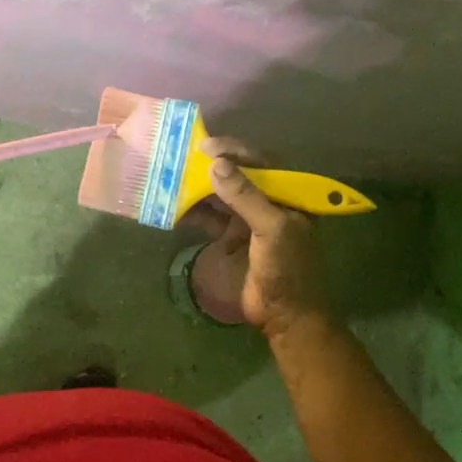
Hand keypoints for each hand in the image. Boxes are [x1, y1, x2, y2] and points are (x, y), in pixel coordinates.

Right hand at [186, 138, 330, 336]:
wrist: (285, 315)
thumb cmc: (288, 268)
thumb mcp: (271, 229)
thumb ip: (245, 196)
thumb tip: (216, 164)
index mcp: (287, 194)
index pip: (260, 161)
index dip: (233, 150)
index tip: (205, 146)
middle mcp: (268, 200)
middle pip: (237, 175)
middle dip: (211, 166)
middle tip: (183, 157)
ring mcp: (250, 219)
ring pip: (221, 194)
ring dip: (198, 187)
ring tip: (173, 176)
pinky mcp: (233, 237)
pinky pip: (211, 217)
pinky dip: (194, 211)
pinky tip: (174, 206)